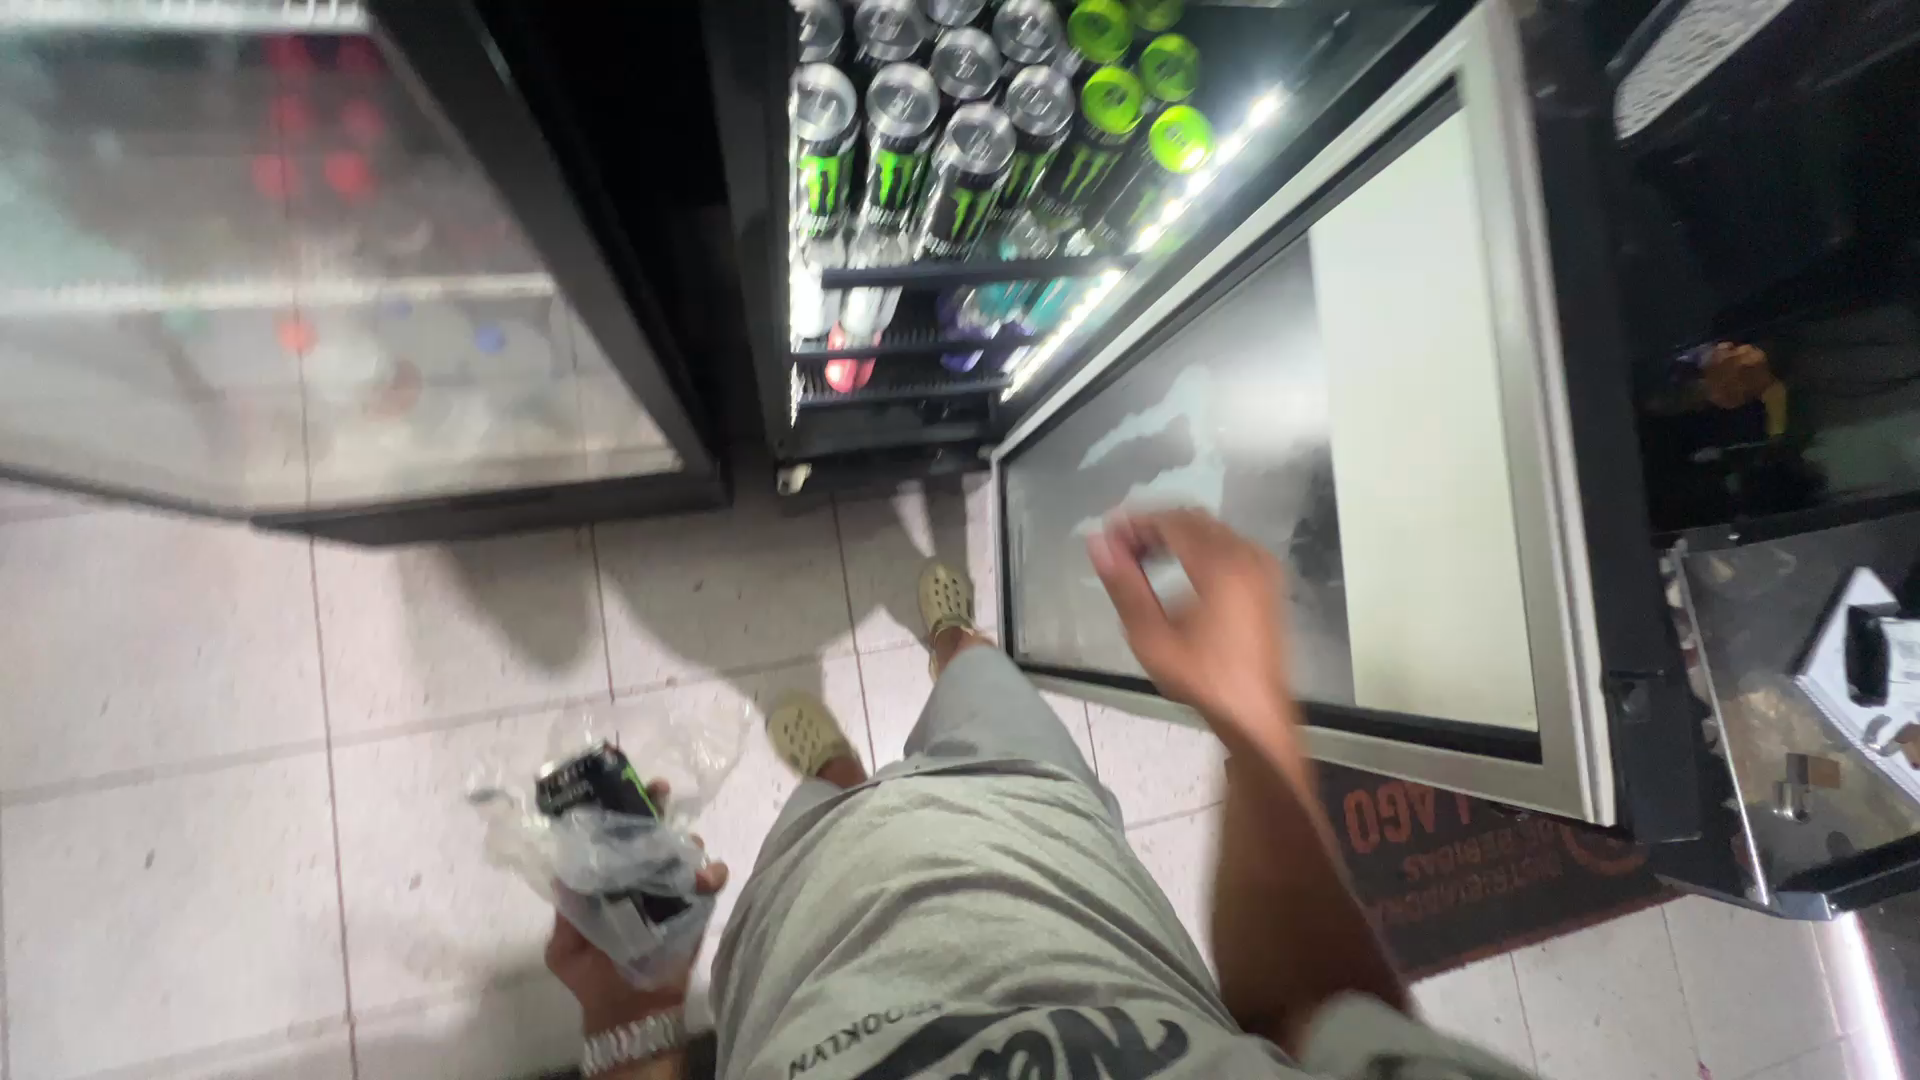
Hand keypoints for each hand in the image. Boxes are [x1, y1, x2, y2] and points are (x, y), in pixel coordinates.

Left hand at [545, 781, 730, 1036]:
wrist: (629, 1010)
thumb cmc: (594, 975)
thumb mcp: (566, 946)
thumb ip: (567, 911)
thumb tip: (562, 872)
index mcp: (612, 880)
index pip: (617, 837)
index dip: (621, 811)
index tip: (622, 789)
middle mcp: (643, 876)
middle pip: (653, 833)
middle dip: (658, 807)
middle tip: (660, 791)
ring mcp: (674, 887)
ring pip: (685, 848)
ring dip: (686, 841)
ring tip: (684, 846)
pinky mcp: (698, 902)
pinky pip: (712, 878)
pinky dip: (712, 873)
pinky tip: (706, 877)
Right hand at [1087, 509, 1295, 750]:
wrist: (1255, 713)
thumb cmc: (1201, 679)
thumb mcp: (1151, 637)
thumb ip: (1124, 586)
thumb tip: (1098, 544)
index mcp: (1220, 566)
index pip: (1170, 521)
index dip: (1134, 522)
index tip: (1107, 536)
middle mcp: (1246, 555)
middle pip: (1191, 519)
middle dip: (1152, 526)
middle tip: (1119, 547)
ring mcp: (1261, 566)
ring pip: (1208, 529)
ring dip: (1173, 535)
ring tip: (1140, 558)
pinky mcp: (1265, 578)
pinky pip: (1225, 543)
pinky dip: (1196, 546)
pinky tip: (1174, 568)